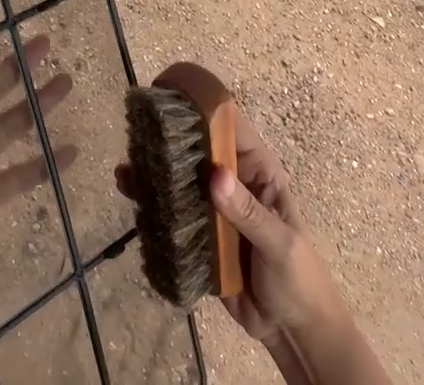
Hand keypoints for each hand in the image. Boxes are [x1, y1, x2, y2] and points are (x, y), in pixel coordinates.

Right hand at [116, 106, 344, 345]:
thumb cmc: (298, 279)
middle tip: (136, 135)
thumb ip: (248, 212)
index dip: (203, 106)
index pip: (230, 127)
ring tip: (125, 172)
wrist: (291, 330)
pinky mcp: (197, 235)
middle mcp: (232, 183)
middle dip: (167, 140)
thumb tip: (214, 175)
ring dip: (153, 174)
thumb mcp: (280, 244)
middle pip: (196, 150)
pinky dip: (151, 206)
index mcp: (259, 172)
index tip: (169, 93)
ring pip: (179, 181)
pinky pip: (172, 214)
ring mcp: (213, 208)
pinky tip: (132, 200)